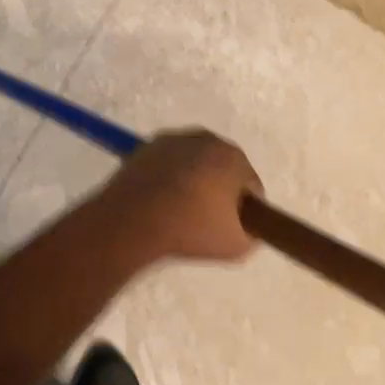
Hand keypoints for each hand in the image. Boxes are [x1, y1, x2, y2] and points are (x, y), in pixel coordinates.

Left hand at [98, 129, 262, 262]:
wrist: (135, 217)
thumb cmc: (192, 228)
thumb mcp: (238, 246)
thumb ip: (250, 233)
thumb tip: (243, 226)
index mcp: (232, 156)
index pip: (249, 184)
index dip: (246, 208)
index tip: (234, 225)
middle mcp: (204, 138)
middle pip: (221, 167)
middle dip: (219, 188)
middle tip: (210, 217)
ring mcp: (171, 138)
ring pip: (194, 162)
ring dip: (193, 179)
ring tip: (182, 209)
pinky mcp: (146, 145)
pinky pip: (169, 162)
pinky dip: (170, 175)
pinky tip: (163, 198)